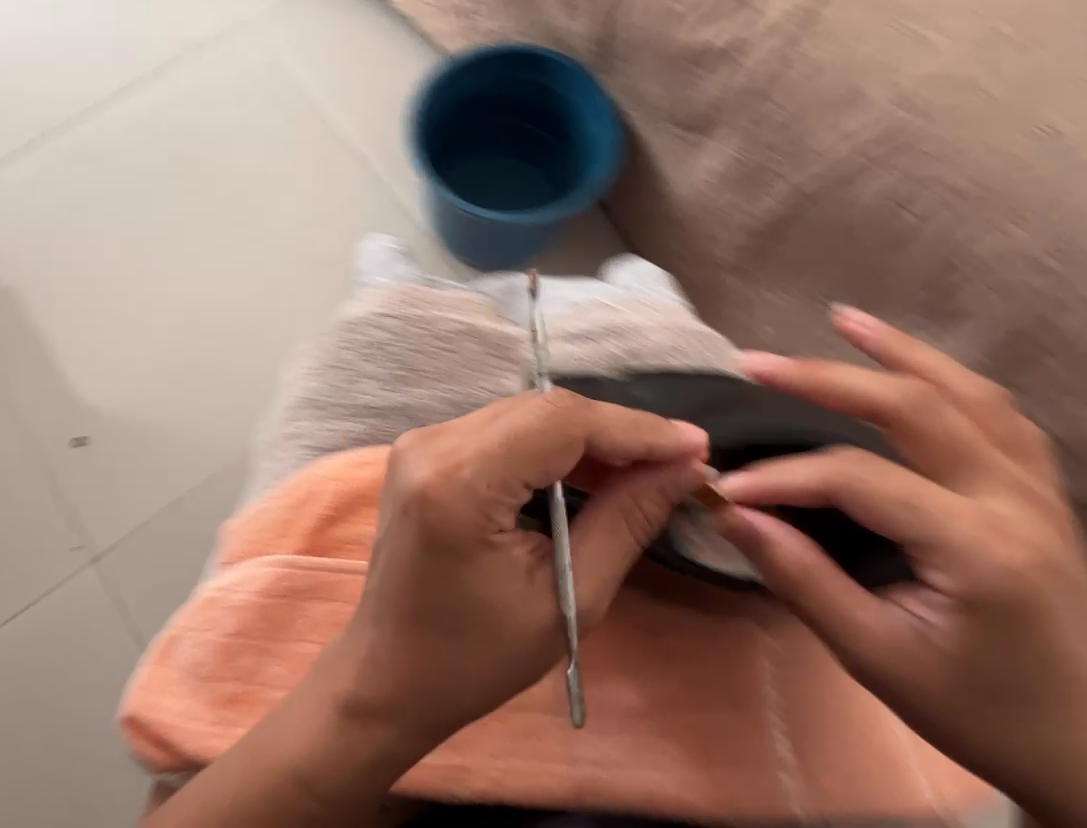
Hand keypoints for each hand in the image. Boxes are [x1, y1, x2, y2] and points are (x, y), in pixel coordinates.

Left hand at [148, 391, 707, 827]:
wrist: (388, 676)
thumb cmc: (475, 658)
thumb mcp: (567, 600)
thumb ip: (625, 521)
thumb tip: (684, 468)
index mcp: (459, 481)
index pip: (561, 422)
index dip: (635, 429)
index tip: (697, 447)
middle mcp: (431, 444)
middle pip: (542, 409)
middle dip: (615, 432)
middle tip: (677, 462)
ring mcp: (421, 442)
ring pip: (524, 414)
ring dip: (586, 438)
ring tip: (644, 471)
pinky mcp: (423, 451)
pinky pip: (502, 430)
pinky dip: (550, 447)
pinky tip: (589, 474)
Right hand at [713, 307, 1086, 827]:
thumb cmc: (977, 711)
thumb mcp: (874, 656)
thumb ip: (800, 577)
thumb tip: (731, 512)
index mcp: (979, 547)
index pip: (858, 478)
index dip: (783, 476)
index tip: (726, 488)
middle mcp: (1017, 501)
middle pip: (915, 407)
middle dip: (825, 378)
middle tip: (754, 363)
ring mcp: (1042, 492)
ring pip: (969, 394)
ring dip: (901, 351)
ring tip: (842, 319)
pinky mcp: (1046, 495)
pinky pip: (1000, 417)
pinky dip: (951, 381)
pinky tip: (916, 369)